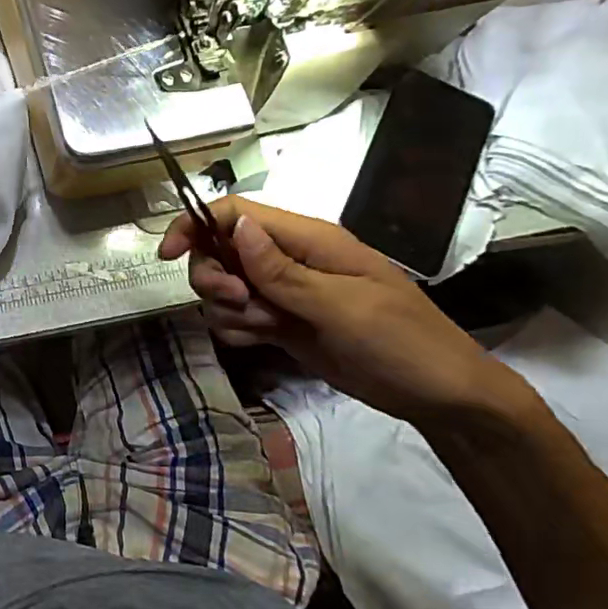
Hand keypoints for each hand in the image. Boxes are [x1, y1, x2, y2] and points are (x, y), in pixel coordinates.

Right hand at [158, 197, 530, 425]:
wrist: (438, 395)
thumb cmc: (401, 341)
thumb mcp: (342, 305)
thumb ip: (283, 270)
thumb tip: (236, 227)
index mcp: (307, 239)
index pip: (236, 213)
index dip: (195, 225)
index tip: (169, 256)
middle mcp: (288, 259)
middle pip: (218, 251)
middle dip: (214, 278)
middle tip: (242, 304)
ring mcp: (282, 292)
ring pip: (223, 288)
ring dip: (230, 310)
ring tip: (268, 328)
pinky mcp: (280, 322)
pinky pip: (236, 318)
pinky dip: (237, 330)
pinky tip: (263, 341)